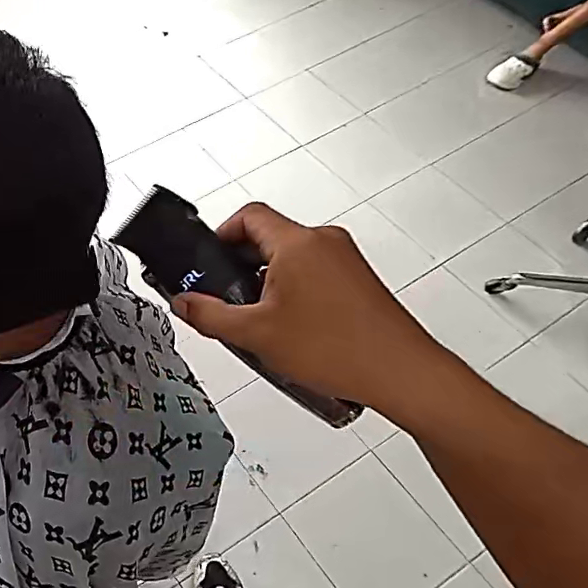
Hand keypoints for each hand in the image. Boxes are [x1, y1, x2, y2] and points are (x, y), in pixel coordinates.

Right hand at [169, 203, 456, 417]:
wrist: (399, 372)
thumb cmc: (344, 349)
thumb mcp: (257, 335)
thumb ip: (211, 316)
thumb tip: (187, 304)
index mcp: (298, 243)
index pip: (247, 216)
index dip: (220, 235)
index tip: (209, 259)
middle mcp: (325, 242)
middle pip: (269, 238)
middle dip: (242, 268)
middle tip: (230, 299)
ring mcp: (345, 260)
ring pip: (292, 260)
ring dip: (269, 284)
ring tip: (263, 324)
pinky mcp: (357, 280)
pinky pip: (315, 275)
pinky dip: (296, 295)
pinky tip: (292, 333)